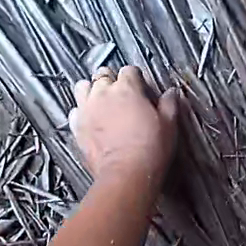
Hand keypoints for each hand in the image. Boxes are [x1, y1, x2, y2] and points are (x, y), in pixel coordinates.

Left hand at [69, 66, 180, 184]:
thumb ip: (169, 104)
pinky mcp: (77, 127)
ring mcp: (87, 110)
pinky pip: (74, 111)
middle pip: (103, 74)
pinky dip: (81, 112)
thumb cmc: (148, 151)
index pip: (129, 70)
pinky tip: (90, 118)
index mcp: (127, 89)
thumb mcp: (169, 124)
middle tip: (121, 92)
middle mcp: (103, 94)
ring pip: (82, 87)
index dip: (136, 77)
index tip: (140, 86)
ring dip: (91, 90)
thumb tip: (172, 93)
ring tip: (101, 100)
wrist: (127, 174)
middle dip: (111, 80)